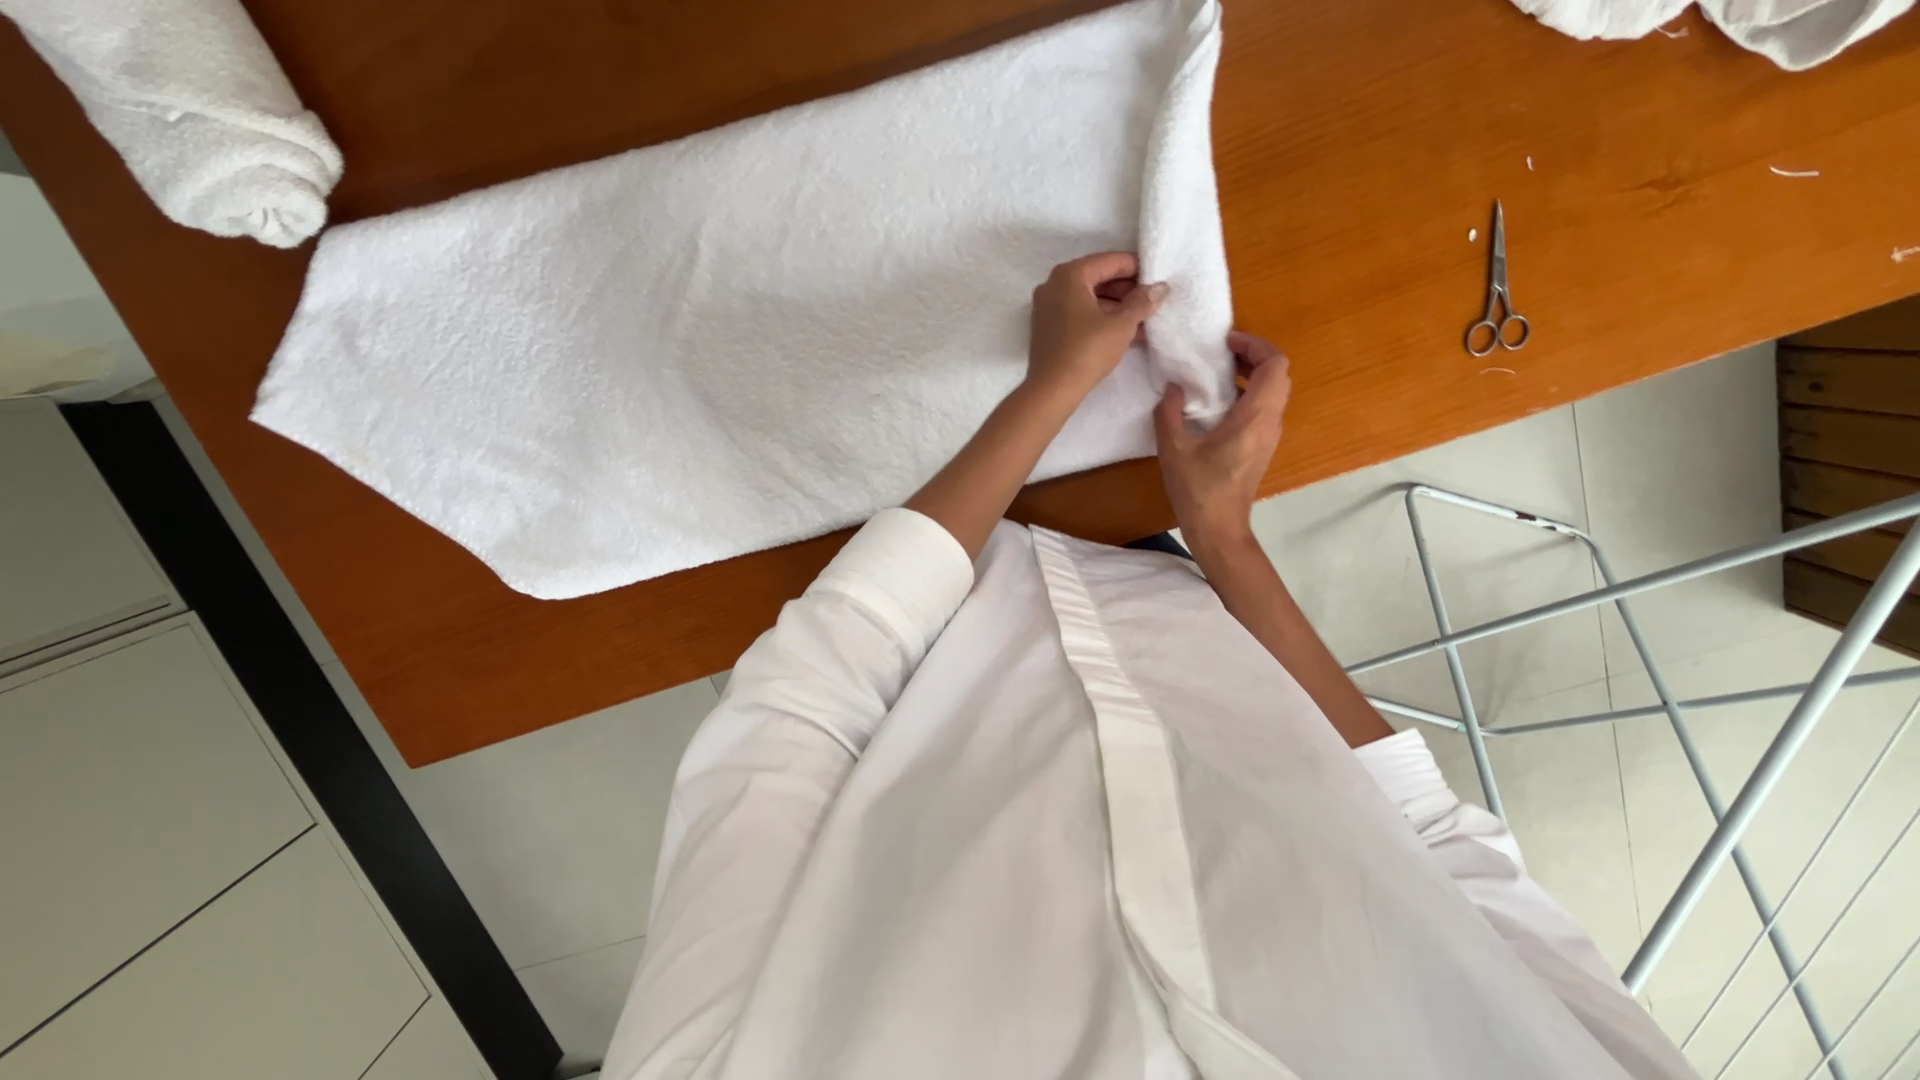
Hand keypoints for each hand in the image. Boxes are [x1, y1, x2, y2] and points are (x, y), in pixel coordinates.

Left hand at [1028, 252, 1167, 399]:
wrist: (1053, 389)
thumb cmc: (1087, 351)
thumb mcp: (1121, 324)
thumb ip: (1142, 302)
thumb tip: (1159, 288)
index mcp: (1069, 275)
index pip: (1109, 261)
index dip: (1136, 268)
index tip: (1157, 278)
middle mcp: (1053, 285)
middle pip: (1097, 279)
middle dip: (1127, 290)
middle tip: (1151, 301)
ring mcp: (1047, 307)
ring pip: (1089, 299)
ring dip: (1116, 308)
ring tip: (1144, 319)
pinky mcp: (1048, 328)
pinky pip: (1079, 314)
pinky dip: (1100, 319)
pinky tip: (1125, 332)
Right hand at [1153, 331, 1290, 555]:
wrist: (1218, 528)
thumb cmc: (1198, 490)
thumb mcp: (1173, 449)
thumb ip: (1169, 412)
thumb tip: (1174, 388)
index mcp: (1254, 417)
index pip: (1275, 365)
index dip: (1255, 345)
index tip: (1226, 343)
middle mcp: (1270, 422)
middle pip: (1279, 374)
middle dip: (1254, 356)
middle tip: (1221, 353)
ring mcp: (1269, 435)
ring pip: (1274, 391)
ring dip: (1251, 375)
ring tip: (1217, 373)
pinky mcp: (1262, 446)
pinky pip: (1264, 408)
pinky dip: (1248, 393)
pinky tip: (1218, 402)